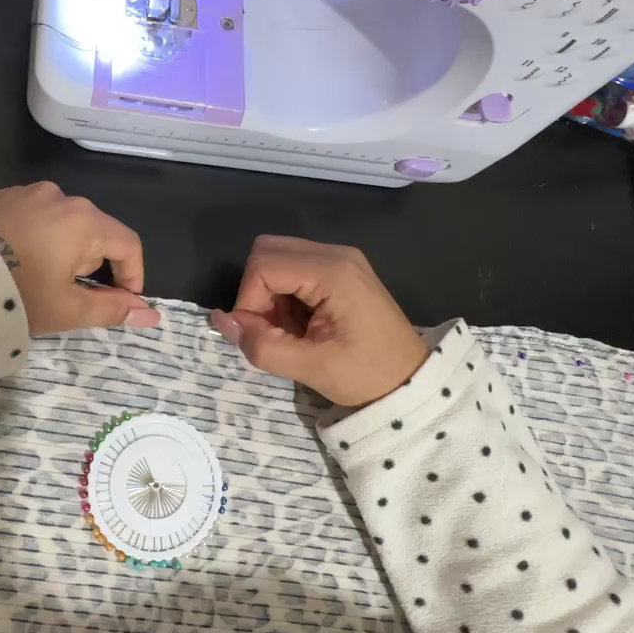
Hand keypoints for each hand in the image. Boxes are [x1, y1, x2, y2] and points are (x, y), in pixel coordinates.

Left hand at [0, 182, 160, 335]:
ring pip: (57, 221)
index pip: (128, 243)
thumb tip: (151, 316)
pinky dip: (27, 236)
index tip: (120, 302)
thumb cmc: (18, 295)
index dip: (132, 276)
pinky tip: (7, 261)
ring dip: (58, 247)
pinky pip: (25, 216)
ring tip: (34, 278)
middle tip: (68, 294)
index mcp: (85, 220)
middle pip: (93, 230)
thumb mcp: (68, 310)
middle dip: (91, 264)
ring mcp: (22, 191)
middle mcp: (59, 196)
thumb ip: (113, 309)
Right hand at [211, 235, 427, 405]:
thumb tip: (220, 320)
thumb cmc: (367, 376)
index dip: (249, 300)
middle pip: (267, 251)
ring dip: (270, 293)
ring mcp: (340, 258)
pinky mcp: (341, 268)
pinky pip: (295, 266)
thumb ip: (261, 344)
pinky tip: (302, 323)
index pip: (263, 266)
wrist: (413, 381)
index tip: (261, 335)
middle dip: (257, 291)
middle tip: (273, 329)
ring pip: (277, 257)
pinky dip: (285, 293)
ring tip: (291, 330)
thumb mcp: (310, 368)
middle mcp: (336, 254)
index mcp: (333, 272)